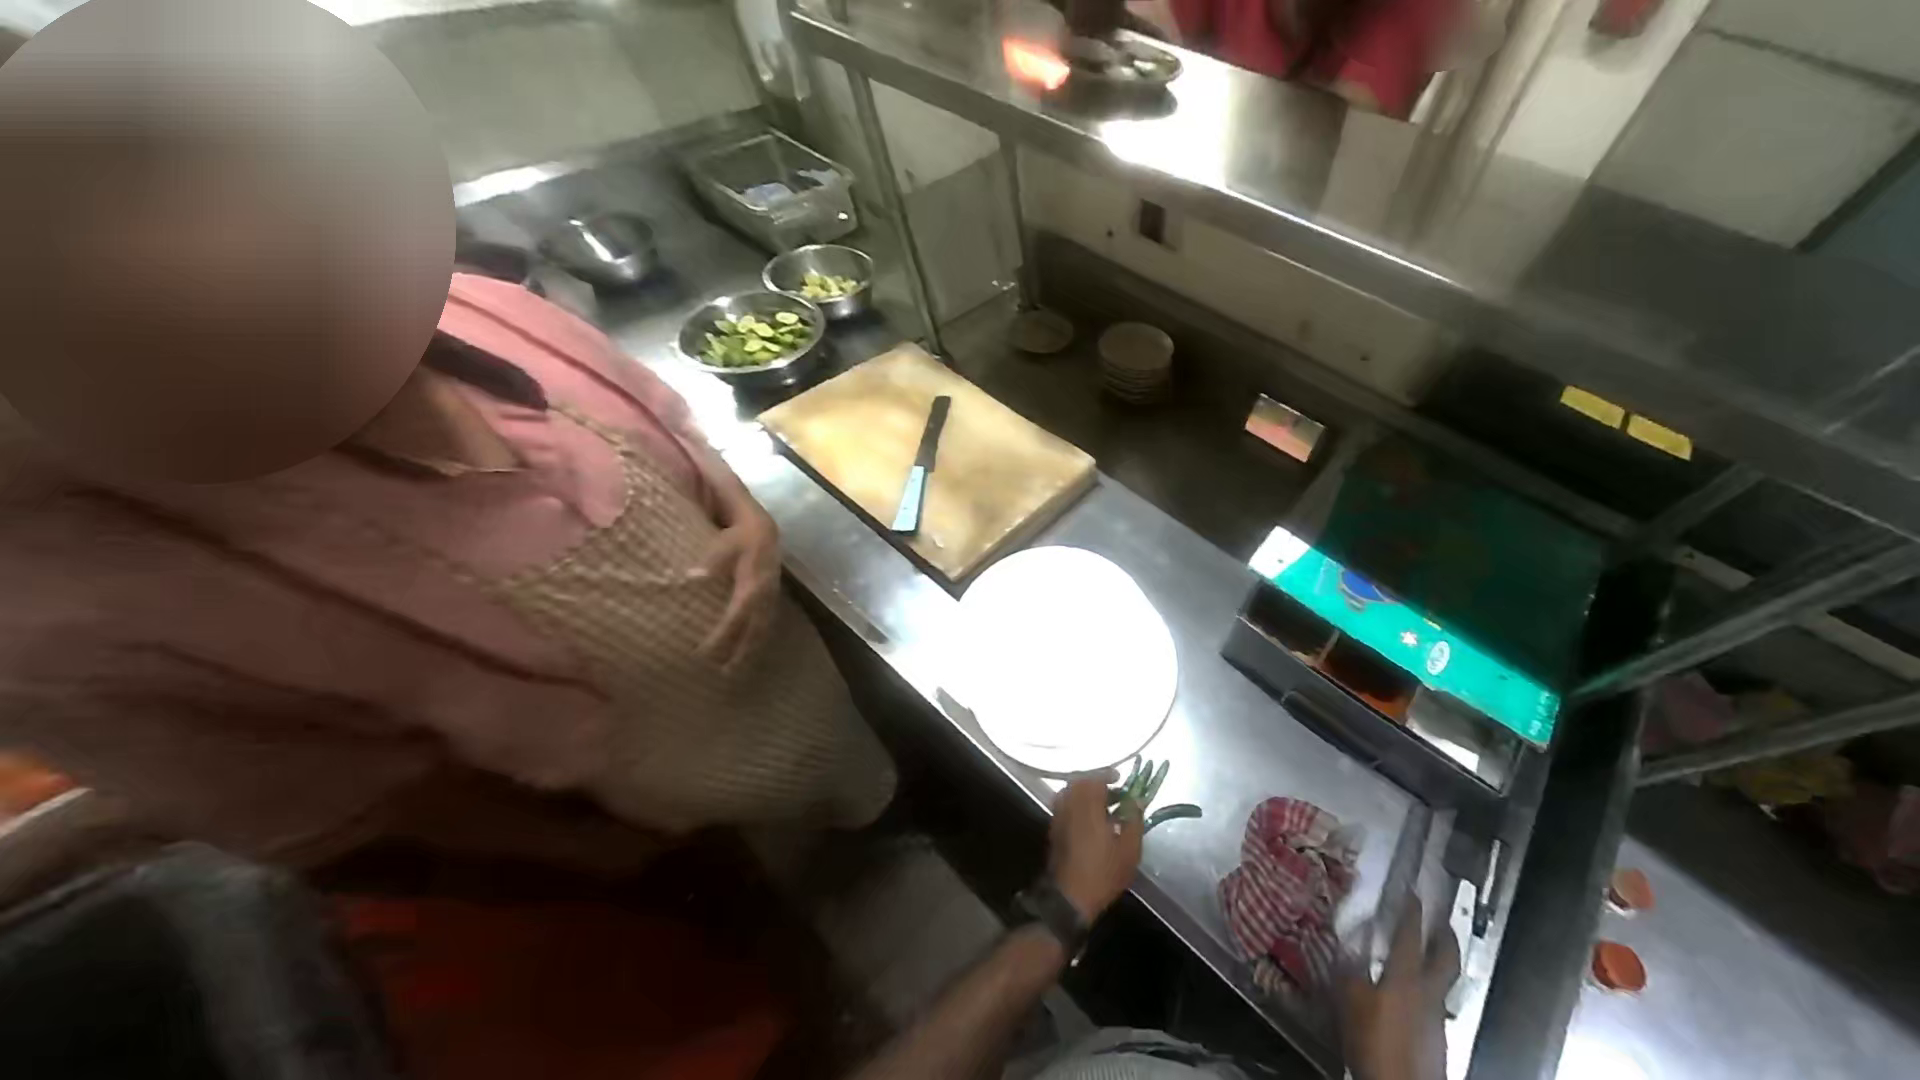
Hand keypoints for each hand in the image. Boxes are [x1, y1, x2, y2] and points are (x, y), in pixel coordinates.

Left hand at [695, 510, 781, 671]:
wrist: (764, 530)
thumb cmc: (739, 537)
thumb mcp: (724, 544)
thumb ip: (712, 560)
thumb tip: (691, 577)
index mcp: (753, 586)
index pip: (737, 616)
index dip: (722, 635)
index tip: (705, 653)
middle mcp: (765, 597)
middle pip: (754, 630)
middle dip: (741, 652)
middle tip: (723, 674)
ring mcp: (771, 600)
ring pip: (762, 631)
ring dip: (750, 651)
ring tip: (734, 670)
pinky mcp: (771, 601)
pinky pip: (765, 626)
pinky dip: (755, 641)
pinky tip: (746, 653)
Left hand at [1048, 777, 1143, 921]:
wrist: (1070, 896)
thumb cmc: (1103, 872)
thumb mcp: (1129, 850)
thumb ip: (1134, 821)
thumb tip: (1137, 800)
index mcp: (1087, 805)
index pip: (1094, 777)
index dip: (1106, 774)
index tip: (1120, 778)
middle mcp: (1069, 804)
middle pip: (1079, 780)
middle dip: (1095, 780)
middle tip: (1112, 790)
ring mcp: (1058, 815)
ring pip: (1070, 791)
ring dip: (1084, 790)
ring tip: (1103, 804)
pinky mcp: (1053, 827)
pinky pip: (1064, 803)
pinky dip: (1076, 802)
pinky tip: (1090, 818)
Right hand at [1341, 894, 1457, 1079]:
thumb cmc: (1373, 1041)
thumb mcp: (1349, 1000)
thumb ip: (1349, 969)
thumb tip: (1346, 944)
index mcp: (1405, 978)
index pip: (1410, 936)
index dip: (1411, 912)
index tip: (1412, 891)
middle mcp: (1428, 992)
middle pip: (1446, 959)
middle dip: (1445, 936)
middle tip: (1440, 919)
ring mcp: (1437, 1016)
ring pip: (1443, 980)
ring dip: (1438, 961)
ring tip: (1424, 950)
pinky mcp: (1437, 1036)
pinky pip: (1434, 999)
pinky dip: (1427, 985)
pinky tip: (1409, 989)